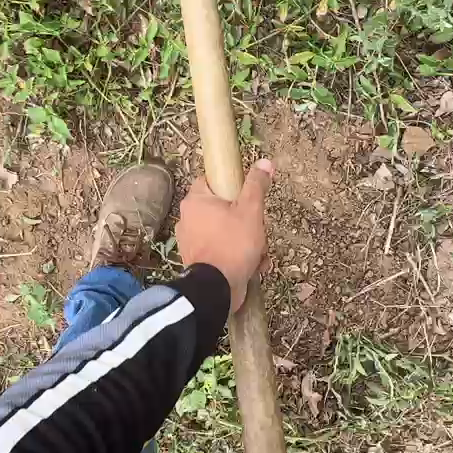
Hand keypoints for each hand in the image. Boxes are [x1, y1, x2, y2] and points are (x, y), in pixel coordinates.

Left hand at [175, 159, 273, 312]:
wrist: (215, 289)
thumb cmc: (232, 245)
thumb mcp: (250, 210)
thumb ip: (256, 185)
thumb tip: (265, 163)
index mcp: (195, 201)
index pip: (211, 180)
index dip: (231, 185)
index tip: (247, 196)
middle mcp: (188, 219)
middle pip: (223, 209)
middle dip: (247, 222)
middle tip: (258, 231)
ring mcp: (191, 241)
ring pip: (226, 232)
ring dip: (247, 242)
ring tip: (258, 253)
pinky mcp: (197, 260)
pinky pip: (222, 251)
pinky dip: (238, 257)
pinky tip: (253, 266)